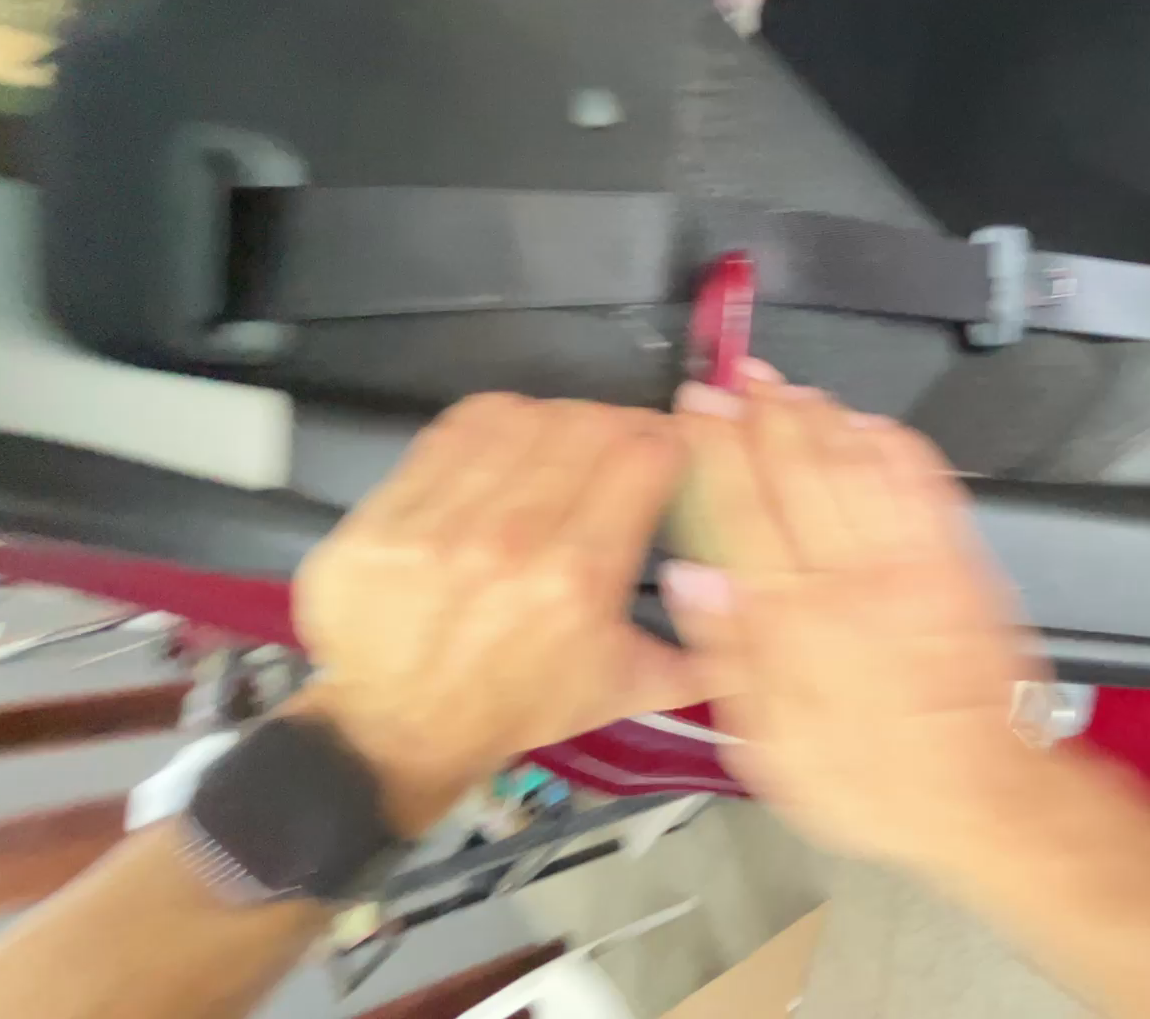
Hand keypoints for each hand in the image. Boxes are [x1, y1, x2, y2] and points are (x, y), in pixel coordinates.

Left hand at [291, 394, 703, 835]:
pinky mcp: (387, 511)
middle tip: (635, 443)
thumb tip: (762, 617)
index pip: (646, 458)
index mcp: (581, 578)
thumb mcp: (626, 690)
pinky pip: (461, 427)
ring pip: (531, 417)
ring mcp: (442, 520)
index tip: (678, 451)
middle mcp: (515, 539)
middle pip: (592, 425)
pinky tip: (522, 440)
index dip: (674, 440)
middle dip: (629, 423)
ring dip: (572, 418)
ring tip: (580, 440)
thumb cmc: (524, 704)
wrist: (395, 730)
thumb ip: (704, 657)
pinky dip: (507, 420)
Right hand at [664, 363, 1052, 872]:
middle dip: (763, 412)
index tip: (698, 406)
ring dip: (822, 415)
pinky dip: (895, 443)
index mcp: (798, 621)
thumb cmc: (875, 781)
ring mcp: (915, 562)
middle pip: (800, 468)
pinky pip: (926, 483)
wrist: (988, 794)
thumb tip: (694, 577)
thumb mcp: (773, 751)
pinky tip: (870, 422)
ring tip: (790, 386)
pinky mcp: (961, 561)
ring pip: (859, 462)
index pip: (743, 508)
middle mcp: (854, 577)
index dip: (717, 447)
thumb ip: (730, 658)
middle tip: (738, 375)